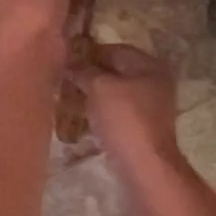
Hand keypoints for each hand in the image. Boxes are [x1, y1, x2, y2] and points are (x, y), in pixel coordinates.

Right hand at [70, 43, 180, 164]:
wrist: (144, 165)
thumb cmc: (124, 119)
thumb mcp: (99, 87)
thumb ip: (84, 70)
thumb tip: (70, 61)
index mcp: (149, 66)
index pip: (114, 50)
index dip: (87, 53)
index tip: (64, 60)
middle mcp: (153, 82)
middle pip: (114, 72)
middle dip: (88, 75)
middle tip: (62, 79)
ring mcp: (148, 107)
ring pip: (113, 93)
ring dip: (91, 95)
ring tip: (66, 98)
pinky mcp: (140, 127)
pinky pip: (114, 113)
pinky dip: (98, 113)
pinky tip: (79, 118)